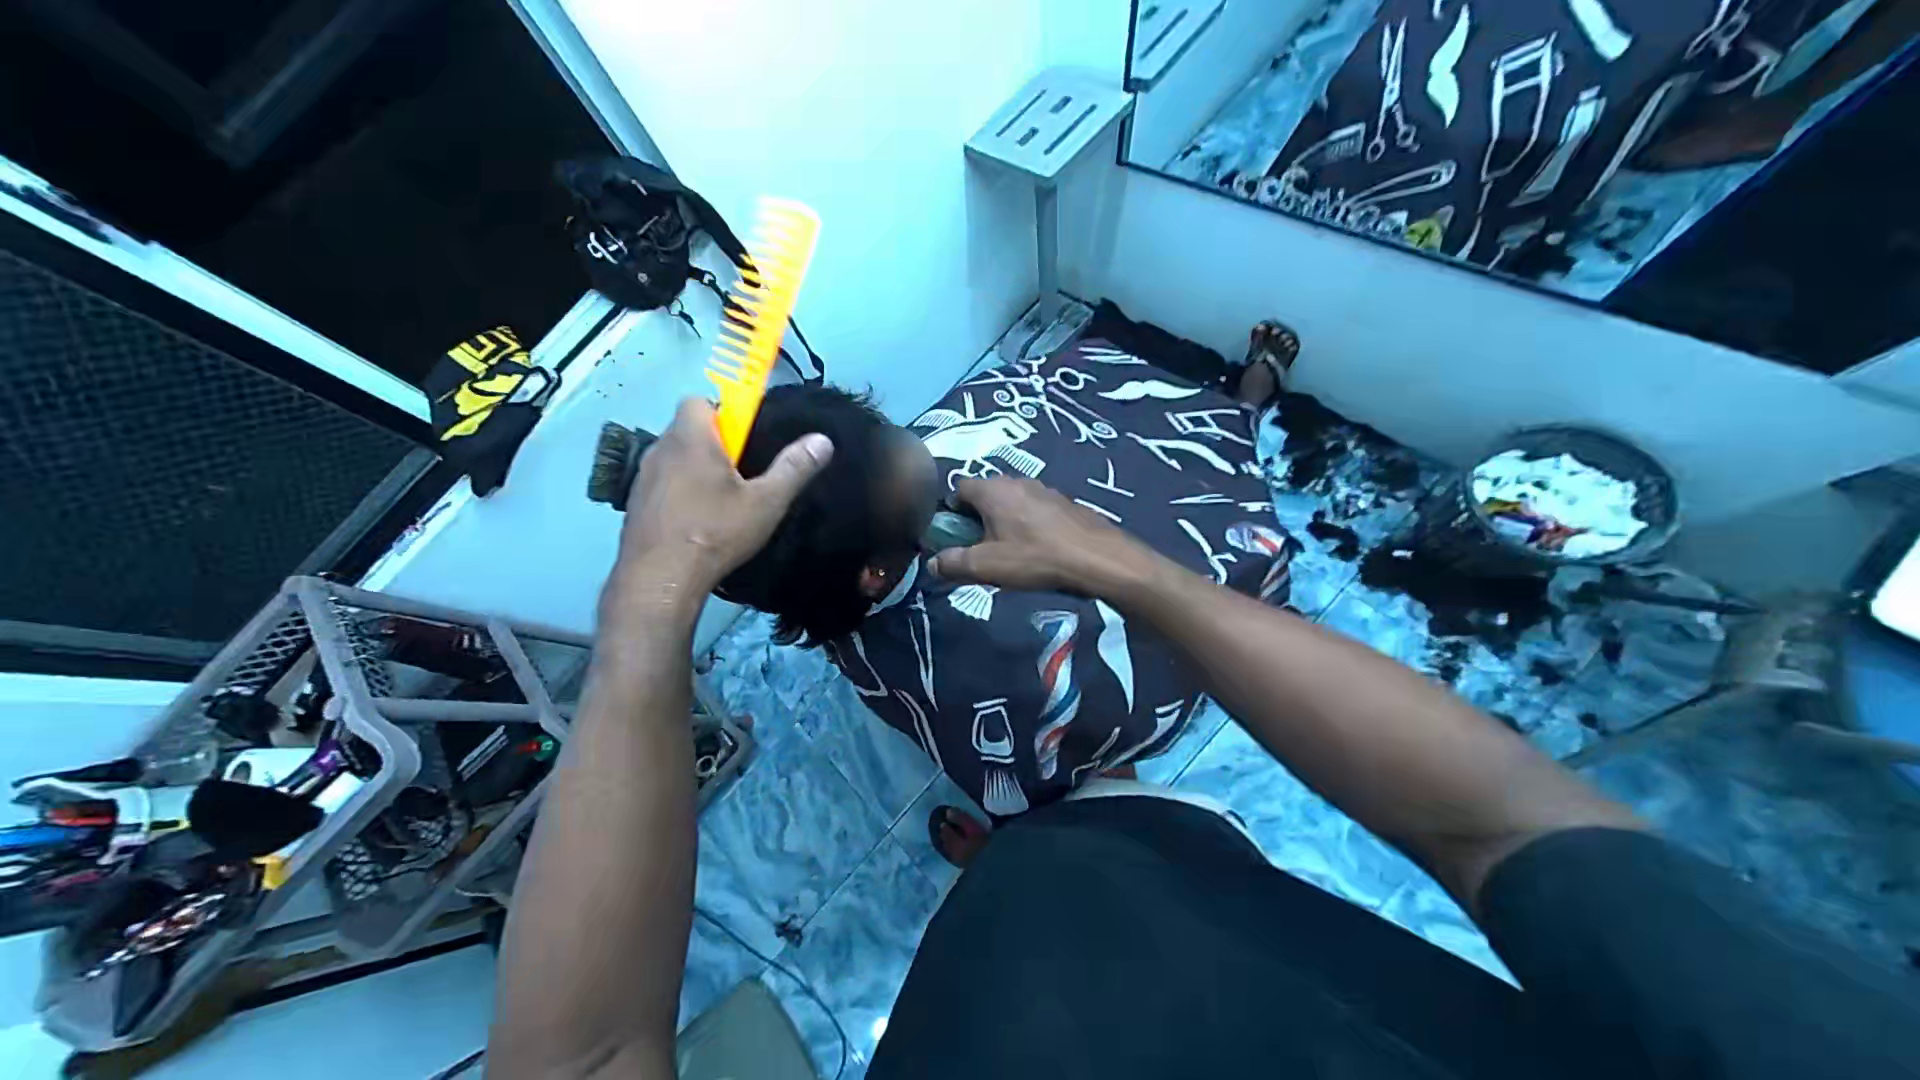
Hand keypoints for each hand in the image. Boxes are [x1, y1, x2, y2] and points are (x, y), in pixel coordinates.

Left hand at [611, 398, 831, 600]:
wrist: (659, 578)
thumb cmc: (716, 532)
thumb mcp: (767, 502)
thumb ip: (794, 468)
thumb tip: (822, 440)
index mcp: (691, 438)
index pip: (698, 400)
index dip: (724, 413)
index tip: (745, 442)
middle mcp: (660, 448)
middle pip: (687, 429)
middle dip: (714, 444)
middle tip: (741, 475)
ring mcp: (642, 477)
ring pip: (674, 458)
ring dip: (694, 469)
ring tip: (720, 502)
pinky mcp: (635, 503)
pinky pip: (661, 484)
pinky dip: (678, 492)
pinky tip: (697, 521)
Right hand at [929, 476, 1158, 594]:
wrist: (1097, 559)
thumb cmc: (1035, 558)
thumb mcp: (986, 566)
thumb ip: (953, 563)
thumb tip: (932, 563)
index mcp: (992, 489)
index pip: (958, 489)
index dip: (951, 513)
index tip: (955, 539)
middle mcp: (1016, 481)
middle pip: (985, 495)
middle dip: (977, 519)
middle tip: (981, 550)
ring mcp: (1044, 489)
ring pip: (1011, 503)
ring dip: (1004, 523)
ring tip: (1011, 553)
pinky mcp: (1065, 503)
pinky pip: (1035, 510)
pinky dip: (1029, 526)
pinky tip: (1038, 551)